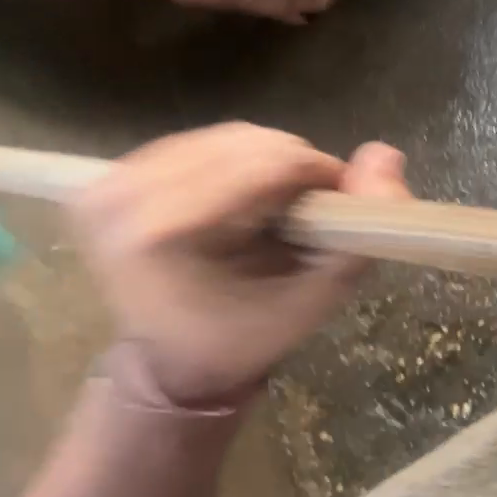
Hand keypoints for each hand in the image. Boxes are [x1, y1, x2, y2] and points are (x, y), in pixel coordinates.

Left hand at [66, 123, 410, 406]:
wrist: (175, 359)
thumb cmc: (250, 331)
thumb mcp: (324, 293)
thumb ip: (365, 227)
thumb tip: (385, 154)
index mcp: (163, 235)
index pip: (267, 166)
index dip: (322, 176)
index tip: (340, 209)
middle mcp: (122, 200)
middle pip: (252, 145)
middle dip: (301, 167)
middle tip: (315, 208)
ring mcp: (111, 185)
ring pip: (234, 137)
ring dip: (277, 161)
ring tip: (287, 203)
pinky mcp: (115, 177)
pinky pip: (208, 141)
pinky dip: (248, 158)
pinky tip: (253, 193)